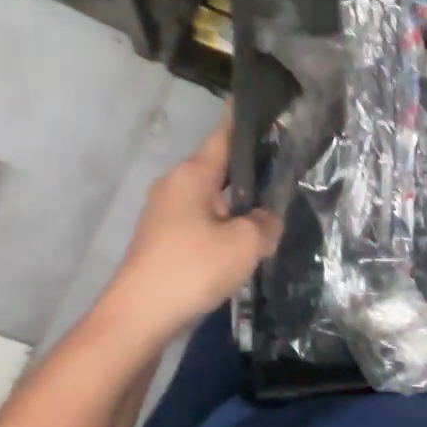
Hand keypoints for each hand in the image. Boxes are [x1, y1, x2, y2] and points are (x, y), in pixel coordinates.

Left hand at [102, 115, 280, 337]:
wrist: (139, 317)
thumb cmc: (192, 268)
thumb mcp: (246, 243)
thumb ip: (266, 222)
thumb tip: (266, 219)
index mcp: (193, 174)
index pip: (225, 135)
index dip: (249, 122)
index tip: (271, 108)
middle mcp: (175, 185)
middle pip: (222, 170)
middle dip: (252, 174)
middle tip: (288, 178)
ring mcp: (165, 213)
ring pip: (213, 200)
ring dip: (238, 208)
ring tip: (271, 219)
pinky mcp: (163, 240)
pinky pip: (202, 224)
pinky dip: (223, 229)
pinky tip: (242, 248)